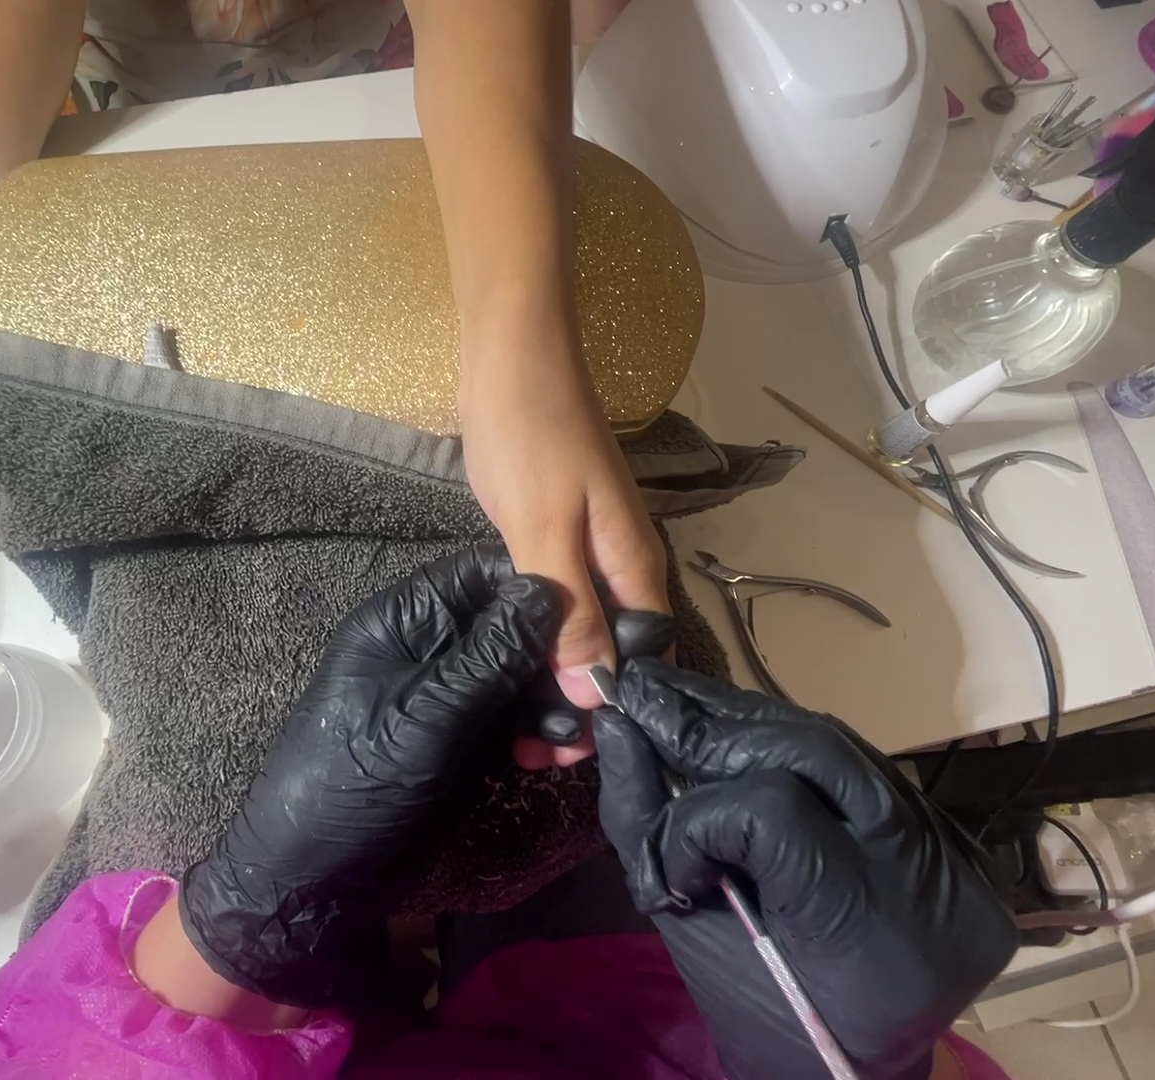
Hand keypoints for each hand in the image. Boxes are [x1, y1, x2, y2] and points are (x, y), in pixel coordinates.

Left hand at [180, 545, 560, 1007]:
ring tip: (573, 739)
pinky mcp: (465, 729)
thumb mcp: (425, 718)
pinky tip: (554, 754)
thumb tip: (548, 589)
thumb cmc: (357, 781)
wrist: (323, 873)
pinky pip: (515, 712)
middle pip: (510, 623)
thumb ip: (489, 658)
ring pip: (521, 671)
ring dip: (554, 699)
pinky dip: (540, 728)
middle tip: (594, 695)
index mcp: (404, 618)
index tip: (596, 615)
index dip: (537, 587)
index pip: (480, 575)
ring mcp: (450, 688)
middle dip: (554, 655)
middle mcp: (430, 642)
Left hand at [461, 348, 667, 767]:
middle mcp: (622, 564)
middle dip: (583, 699)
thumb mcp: (544, 528)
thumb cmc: (529, 436)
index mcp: (634, 567)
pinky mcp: (558, 532)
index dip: (612, 710)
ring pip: (589, 626)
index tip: (563, 754)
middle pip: (619, 650)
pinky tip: (513, 653)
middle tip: (531, 748)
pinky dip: (544, 631)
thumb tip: (595, 693)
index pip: (643, 660)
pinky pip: (562, 598)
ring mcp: (589, 546)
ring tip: (518, 718)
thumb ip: (569, 609)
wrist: (510, 357)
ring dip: (560, 669)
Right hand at [594, 660, 1017, 1079]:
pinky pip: (850, 756)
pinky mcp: (950, 832)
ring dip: (742, 717)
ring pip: (832, 737)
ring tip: (676, 702)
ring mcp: (954, 851)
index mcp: (868, 933)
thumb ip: (639, 819)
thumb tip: (611, 722)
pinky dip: (778, 737)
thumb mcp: (684, 928)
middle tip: (643, 697)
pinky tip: (729, 730)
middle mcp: (933, 881)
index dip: (699, 817)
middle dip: (714, 724)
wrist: (853, 1058)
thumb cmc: (756, 1006)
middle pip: (813, 748)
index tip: (666, 850)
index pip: (772, 812)